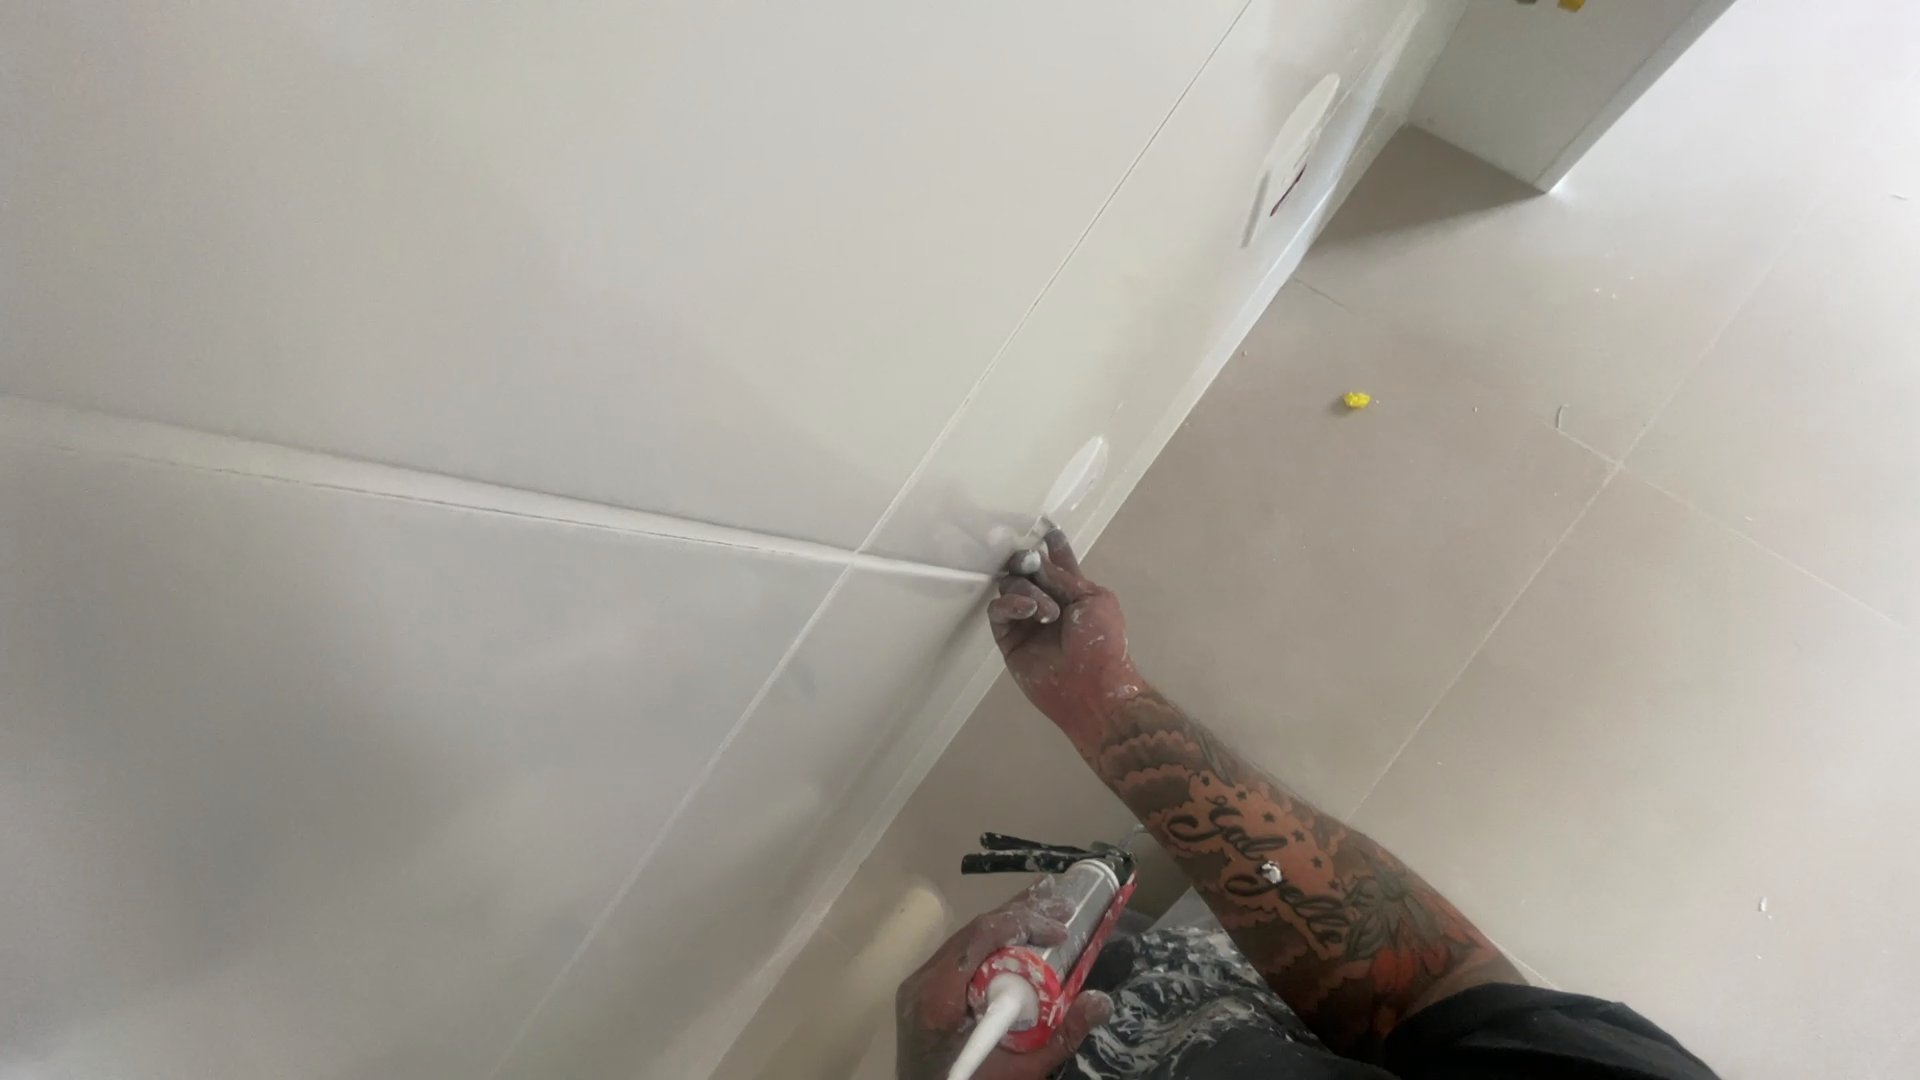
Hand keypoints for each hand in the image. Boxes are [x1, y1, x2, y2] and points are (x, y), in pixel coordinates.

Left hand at [896, 882, 1112, 1079]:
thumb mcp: (1019, 1072)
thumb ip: (1058, 1036)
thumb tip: (1101, 1001)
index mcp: (938, 997)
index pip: (980, 937)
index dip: (1022, 923)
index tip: (1060, 930)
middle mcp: (923, 979)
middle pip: (976, 930)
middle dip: (1022, 913)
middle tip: (1065, 903)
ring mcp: (921, 980)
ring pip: (969, 936)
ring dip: (1009, 919)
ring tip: (1048, 899)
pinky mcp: (928, 985)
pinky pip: (963, 951)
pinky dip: (994, 939)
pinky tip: (1019, 927)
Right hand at [988, 529, 1143, 740]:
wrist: (1093, 685)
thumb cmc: (1102, 641)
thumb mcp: (1092, 598)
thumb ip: (1061, 576)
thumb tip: (1034, 559)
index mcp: (1072, 593)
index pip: (1057, 564)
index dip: (1052, 547)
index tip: (1045, 528)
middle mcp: (1046, 603)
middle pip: (1025, 571)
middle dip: (1027, 561)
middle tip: (1030, 560)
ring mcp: (1025, 621)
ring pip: (1010, 587)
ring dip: (1028, 591)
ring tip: (1047, 611)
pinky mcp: (1007, 638)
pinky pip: (998, 611)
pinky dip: (1011, 605)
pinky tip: (1030, 610)